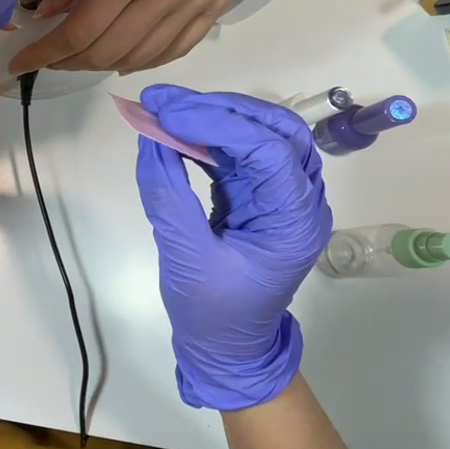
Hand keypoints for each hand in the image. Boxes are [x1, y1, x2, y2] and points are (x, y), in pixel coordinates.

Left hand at [9, 0, 288, 74]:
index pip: (79, 32)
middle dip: (69, 62)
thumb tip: (48, 12)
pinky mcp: (218, 6)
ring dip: (103, 64)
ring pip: (139, 58)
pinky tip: (124, 58)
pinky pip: (175, 50)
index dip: (44, 54)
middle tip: (49, 57)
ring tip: (80, 56)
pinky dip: (143, 61)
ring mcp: (196, 6)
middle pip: (106, 52)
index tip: (22, 64)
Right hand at [133, 85, 332, 409]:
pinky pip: (238, 153)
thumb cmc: (212, 312)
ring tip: (163, 109)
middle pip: (275, 129)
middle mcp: (298, 200)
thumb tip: (151, 139)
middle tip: (161, 100)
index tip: (165, 113)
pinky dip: (206, 137)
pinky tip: (173, 131)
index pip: (269, 149)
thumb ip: (167, 195)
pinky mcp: (256, 197)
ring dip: (212, 115)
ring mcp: (279, 197)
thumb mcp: (185, 258)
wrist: (228, 348)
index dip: (217, 122)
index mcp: (294, 221)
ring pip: (260, 134)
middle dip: (217, 107)